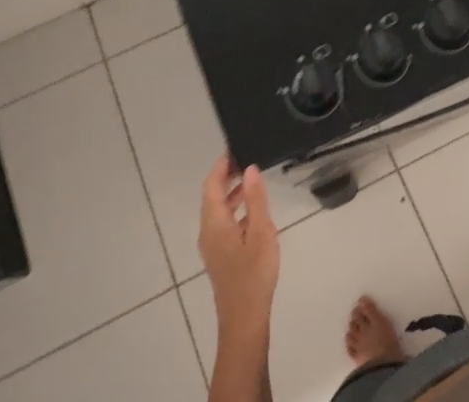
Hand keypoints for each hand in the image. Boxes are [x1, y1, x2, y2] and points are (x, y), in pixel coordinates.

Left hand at [199, 155, 280, 331]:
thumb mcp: (261, 232)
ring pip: (218, 213)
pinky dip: (235, 212)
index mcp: (214, 223)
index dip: (220, 167)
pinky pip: (223, 225)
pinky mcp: (220, 257)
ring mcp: (212, 246)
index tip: (233, 150)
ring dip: (231, 195)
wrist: (244, 318)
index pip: (211, 186)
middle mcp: (207, 231)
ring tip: (251, 183)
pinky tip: (253, 215)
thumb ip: (255, 200)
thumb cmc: (253, 273)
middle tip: (244, 161)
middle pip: (212, 198)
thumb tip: (249, 170)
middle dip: (226, 178)